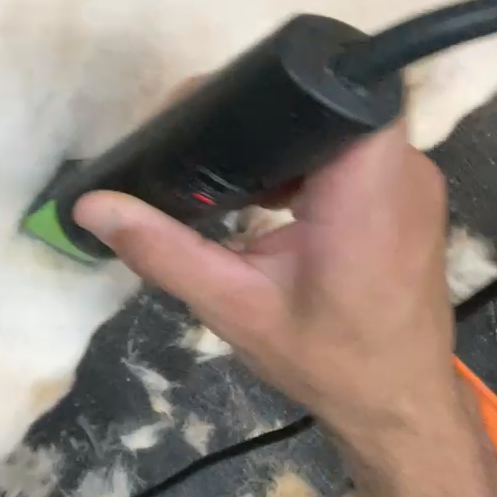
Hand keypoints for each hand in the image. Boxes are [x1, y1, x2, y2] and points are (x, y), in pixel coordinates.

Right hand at [73, 123, 465, 449]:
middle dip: (253, 117)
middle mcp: (400, 169)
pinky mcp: (399, 195)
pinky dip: (294, 164)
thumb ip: (161, 250)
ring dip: (272, 141)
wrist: (395, 406)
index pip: (335, 91)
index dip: (270, 89)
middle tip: (188, 147)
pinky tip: (255, 195)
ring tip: (213, 172)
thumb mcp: (230, 306)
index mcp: (367, 189)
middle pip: (324, 104)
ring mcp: (406, 180)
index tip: (204, 115)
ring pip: (330, 127)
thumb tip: (91, 206)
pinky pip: (341, 153)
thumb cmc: (324, 359)